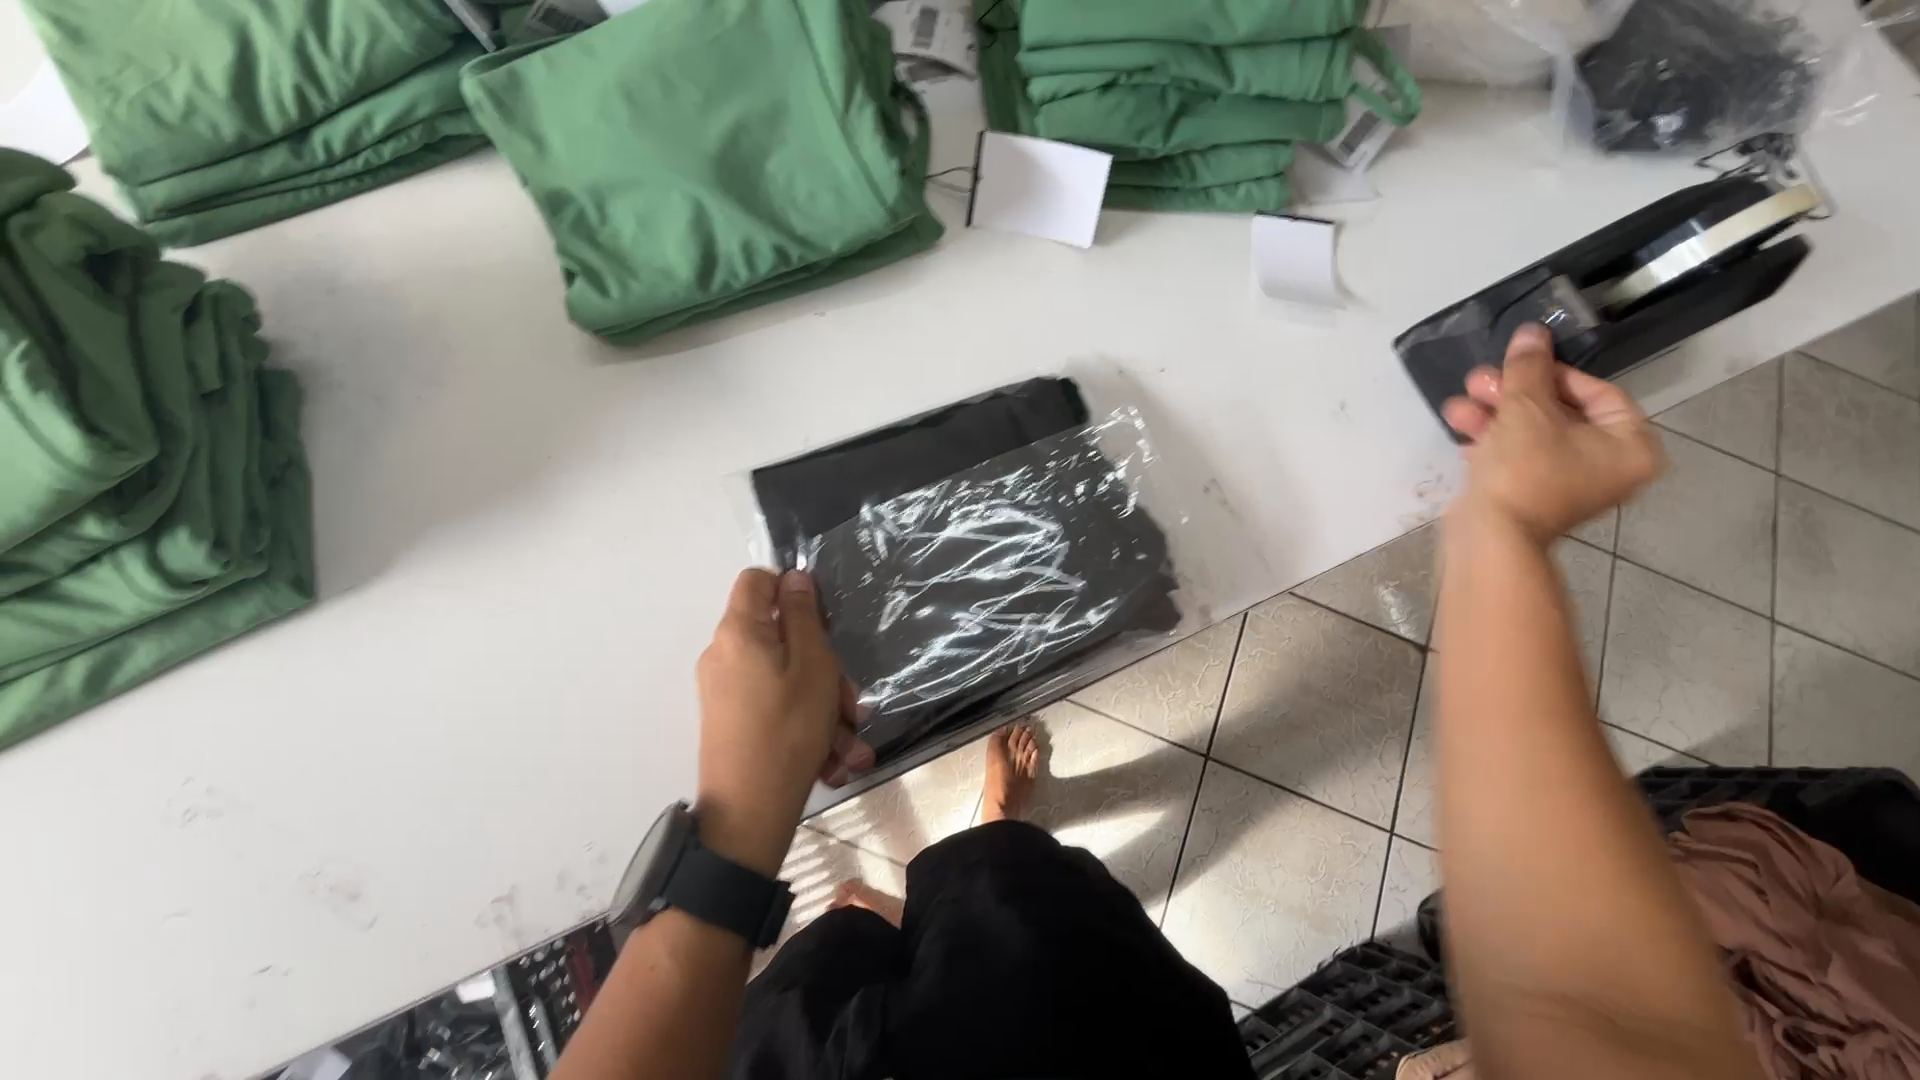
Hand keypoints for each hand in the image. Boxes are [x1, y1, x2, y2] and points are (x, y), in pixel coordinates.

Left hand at [693, 569, 873, 874]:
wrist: (749, 812)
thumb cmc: (788, 728)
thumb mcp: (813, 664)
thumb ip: (803, 615)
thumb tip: (793, 576)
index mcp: (738, 632)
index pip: (757, 580)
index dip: (793, 589)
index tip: (824, 621)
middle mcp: (724, 655)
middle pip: (778, 635)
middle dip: (823, 663)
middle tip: (849, 698)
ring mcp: (725, 690)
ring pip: (785, 677)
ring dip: (823, 703)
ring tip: (849, 743)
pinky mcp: (731, 721)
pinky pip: (775, 705)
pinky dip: (805, 723)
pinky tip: (833, 758)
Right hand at [1442, 324, 1663, 542]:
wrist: (1490, 537)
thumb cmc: (1523, 471)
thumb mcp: (1526, 410)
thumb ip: (1529, 368)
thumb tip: (1532, 332)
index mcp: (1629, 446)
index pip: (1599, 393)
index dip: (1554, 374)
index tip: (1518, 366)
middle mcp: (1607, 466)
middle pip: (1559, 413)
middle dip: (1512, 394)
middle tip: (1478, 381)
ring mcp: (1567, 484)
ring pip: (1530, 434)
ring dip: (1492, 415)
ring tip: (1457, 405)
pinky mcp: (1530, 495)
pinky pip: (1516, 457)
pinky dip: (1490, 441)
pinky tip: (1461, 431)